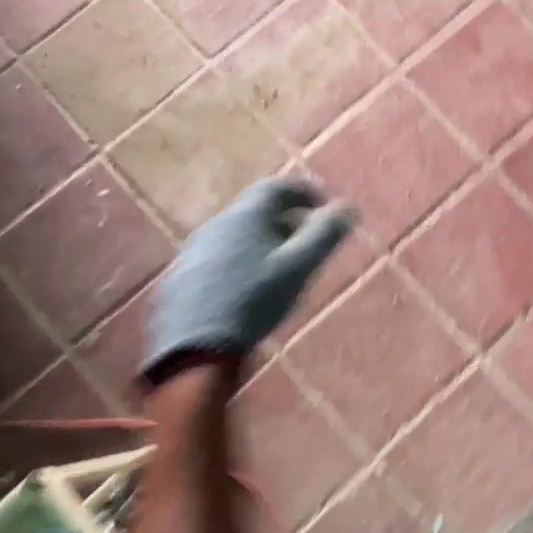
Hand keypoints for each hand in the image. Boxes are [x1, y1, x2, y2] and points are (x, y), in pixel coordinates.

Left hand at [143, 178, 353, 382]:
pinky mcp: (185, 275)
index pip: (278, 185)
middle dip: (289, 217)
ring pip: (239, 233)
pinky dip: (245, 258)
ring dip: (266, 239)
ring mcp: (196, 249)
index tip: (326, 207)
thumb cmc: (256, 301)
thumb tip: (348, 207)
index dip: (307, 191)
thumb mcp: (300, 267)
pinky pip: (222, 254)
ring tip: (284, 265)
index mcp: (246, 215)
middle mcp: (217, 223)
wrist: (197, 348)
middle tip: (310, 239)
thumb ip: (325, 234)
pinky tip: (251, 285)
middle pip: (257, 208)